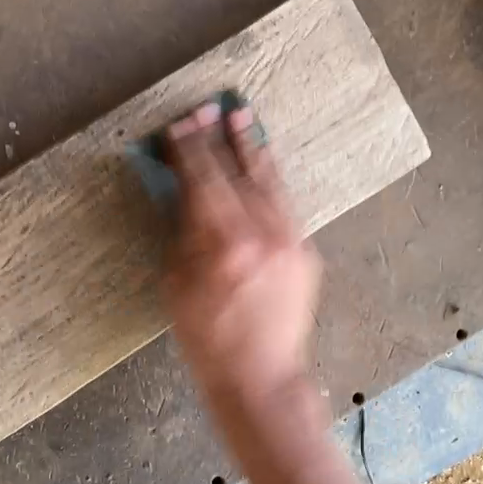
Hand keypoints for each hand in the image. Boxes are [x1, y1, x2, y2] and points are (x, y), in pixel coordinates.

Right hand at [161, 100, 323, 429]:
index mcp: (224, 242)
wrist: (262, 376)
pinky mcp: (305, 252)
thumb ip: (181, 235)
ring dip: (252, 148)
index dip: (188, 150)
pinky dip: (268, 181)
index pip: (202, 180)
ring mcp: (290, 240)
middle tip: (209, 107)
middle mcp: (262, 233)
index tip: (178, 125)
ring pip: (269, 182)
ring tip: (243, 117)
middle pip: (238, 172)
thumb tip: (180, 196)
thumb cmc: (206, 338)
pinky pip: (284, 205)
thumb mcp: (177, 286)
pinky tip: (260, 166)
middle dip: (219, 138)